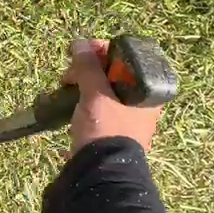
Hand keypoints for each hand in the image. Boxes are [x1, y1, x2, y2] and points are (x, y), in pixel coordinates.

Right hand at [59, 38, 162, 152]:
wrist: (103, 169)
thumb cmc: (106, 128)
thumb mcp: (96, 94)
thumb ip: (88, 68)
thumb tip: (79, 43)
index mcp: (148, 90)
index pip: (126, 58)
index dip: (101, 51)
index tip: (80, 54)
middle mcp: (141, 100)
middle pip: (112, 71)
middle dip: (86, 69)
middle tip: (69, 76)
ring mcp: (127, 113)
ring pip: (102, 87)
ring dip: (81, 83)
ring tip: (65, 89)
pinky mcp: (112, 125)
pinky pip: (96, 102)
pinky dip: (82, 98)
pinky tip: (69, 101)